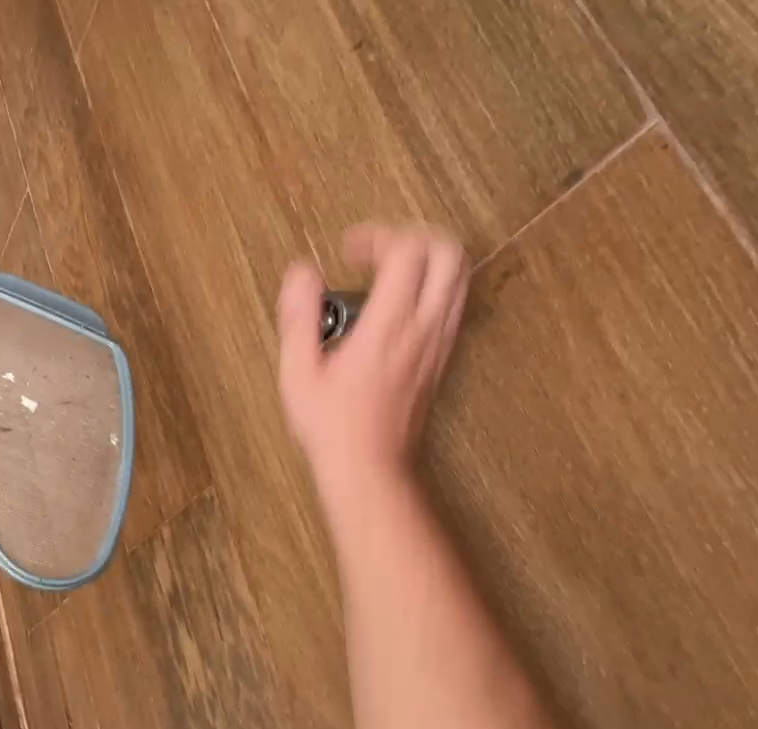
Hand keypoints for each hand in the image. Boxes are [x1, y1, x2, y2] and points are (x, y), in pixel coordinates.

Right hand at [277, 224, 469, 501]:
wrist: (369, 464)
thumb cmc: (330, 424)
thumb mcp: (297, 372)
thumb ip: (299, 317)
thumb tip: (300, 273)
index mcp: (388, 326)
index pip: (406, 252)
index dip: (378, 237)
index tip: (347, 248)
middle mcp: (425, 326)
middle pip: (447, 251)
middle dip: (411, 237)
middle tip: (373, 252)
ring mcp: (441, 340)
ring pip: (460, 274)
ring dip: (427, 259)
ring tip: (386, 272)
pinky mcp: (444, 354)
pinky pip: (455, 301)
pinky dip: (433, 285)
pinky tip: (399, 304)